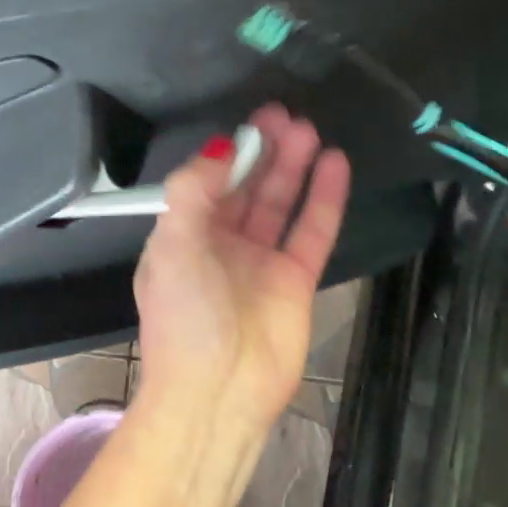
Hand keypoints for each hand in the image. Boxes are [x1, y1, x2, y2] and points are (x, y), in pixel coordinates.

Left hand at [132, 103, 350, 434]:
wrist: (218, 392)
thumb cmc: (185, 321)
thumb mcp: (172, 247)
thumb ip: (192, 192)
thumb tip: (219, 148)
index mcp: (181, 240)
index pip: (205, 187)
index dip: (226, 155)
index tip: (248, 124)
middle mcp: (219, 248)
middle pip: (244, 189)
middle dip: (262, 152)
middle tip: (284, 114)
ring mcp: (259, 264)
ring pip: (278, 204)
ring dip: (292, 167)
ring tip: (308, 128)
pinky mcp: (295, 281)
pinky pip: (312, 230)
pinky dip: (323, 198)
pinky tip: (335, 163)